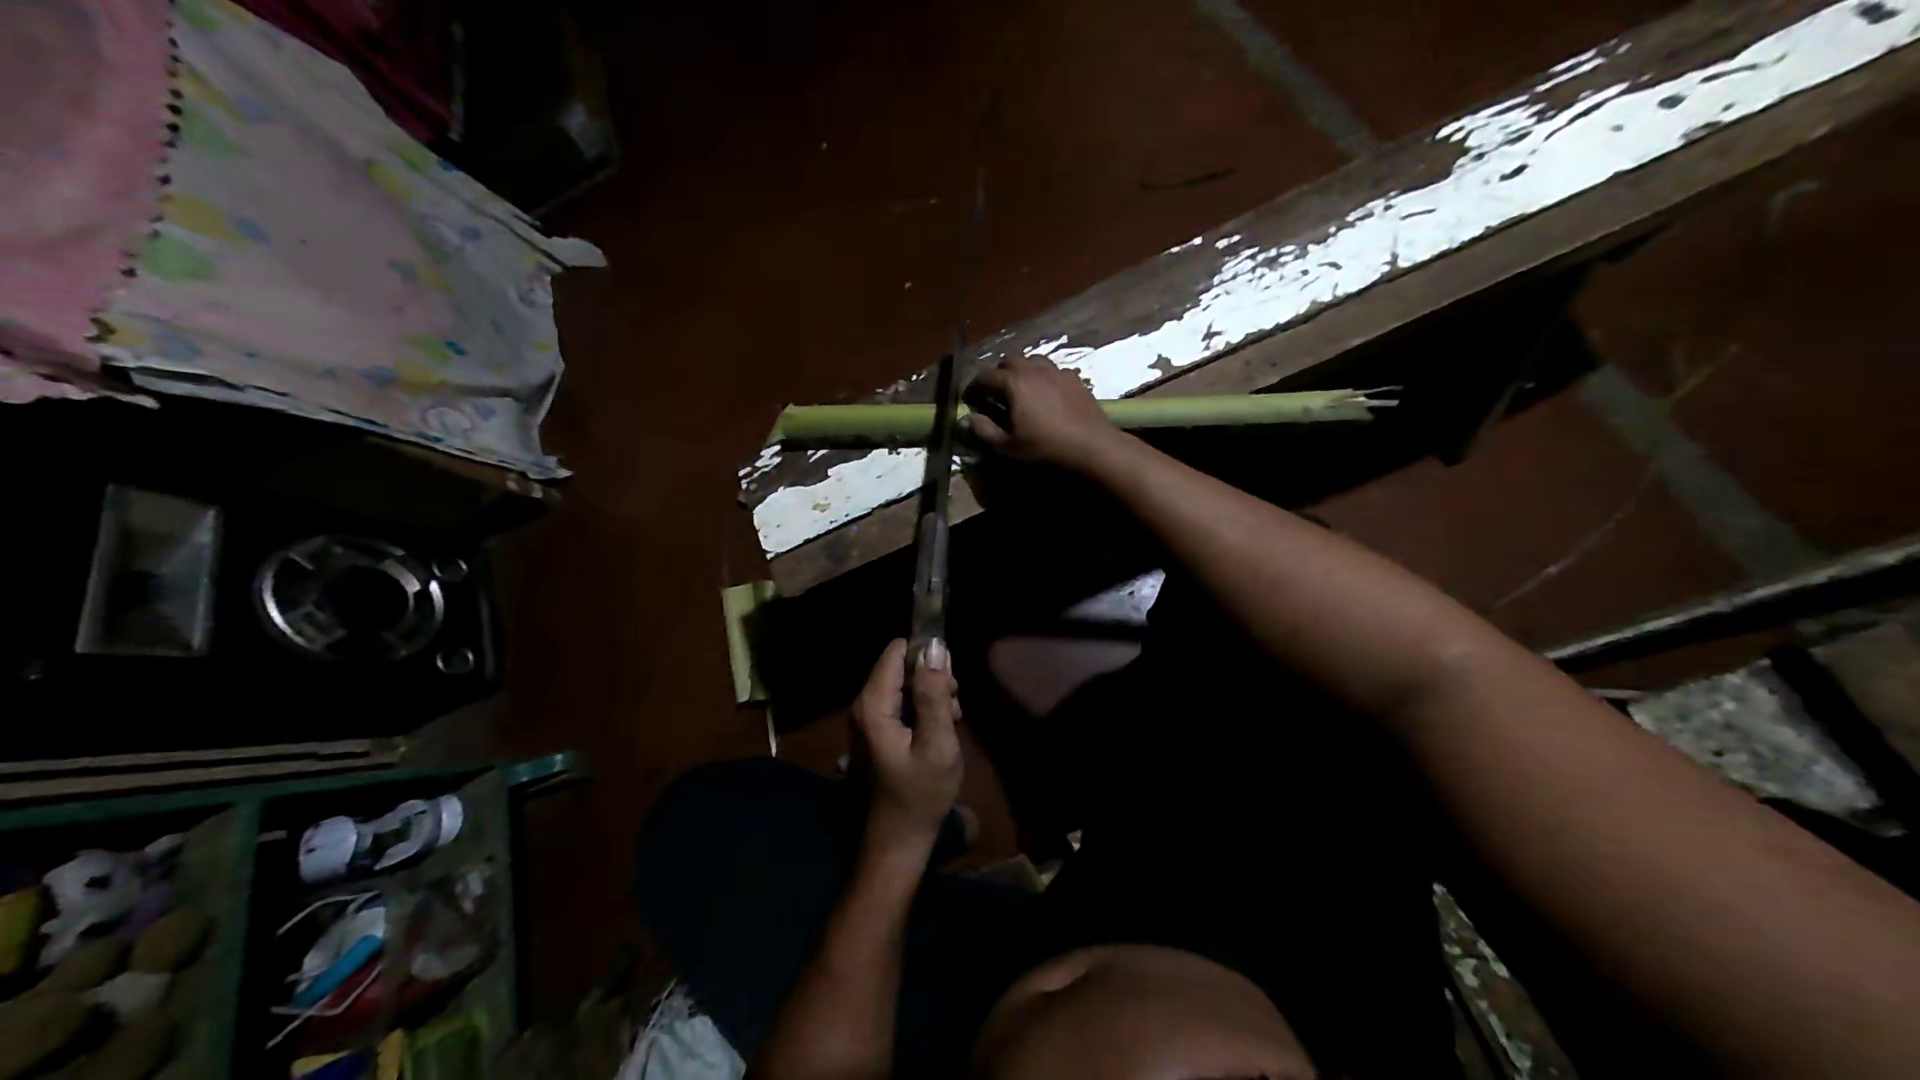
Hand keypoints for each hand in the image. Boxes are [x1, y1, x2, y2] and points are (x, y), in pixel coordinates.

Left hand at [852, 639, 963, 853]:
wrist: (899, 839)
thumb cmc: (921, 793)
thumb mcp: (937, 742)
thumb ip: (934, 694)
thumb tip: (935, 647)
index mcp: (873, 705)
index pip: (896, 652)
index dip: (925, 654)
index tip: (950, 677)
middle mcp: (864, 705)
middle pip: (901, 667)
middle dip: (932, 679)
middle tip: (954, 707)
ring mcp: (868, 719)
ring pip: (905, 686)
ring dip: (932, 696)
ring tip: (951, 722)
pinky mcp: (877, 731)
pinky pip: (902, 705)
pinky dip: (923, 711)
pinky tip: (940, 731)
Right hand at [966, 356, 1129, 472]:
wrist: (1092, 445)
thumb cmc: (1045, 447)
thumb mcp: (1008, 446)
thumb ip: (984, 431)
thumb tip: (967, 419)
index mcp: (1013, 383)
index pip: (985, 376)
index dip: (973, 387)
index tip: (970, 400)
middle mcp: (1033, 370)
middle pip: (1009, 360)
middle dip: (997, 373)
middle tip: (994, 393)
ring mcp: (1056, 371)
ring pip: (1032, 361)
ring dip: (1021, 371)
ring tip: (1020, 390)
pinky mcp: (1074, 379)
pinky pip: (1052, 370)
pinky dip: (1043, 377)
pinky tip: (1046, 394)